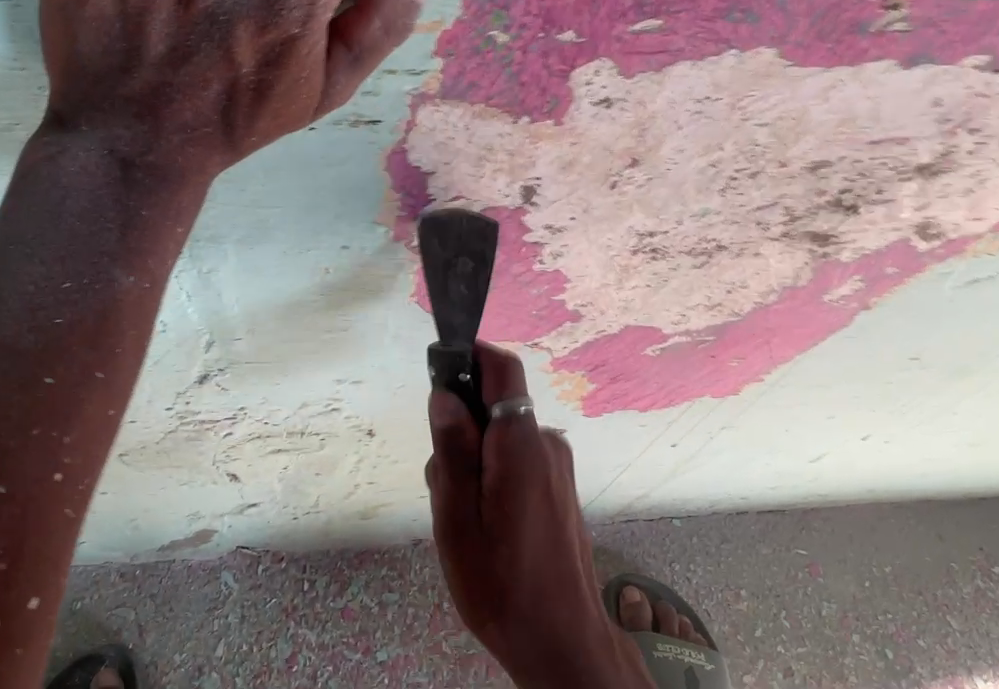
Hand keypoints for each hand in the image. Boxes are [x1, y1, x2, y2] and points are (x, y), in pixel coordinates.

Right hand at [426, 344, 653, 688]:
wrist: (562, 641)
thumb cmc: (501, 584)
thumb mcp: (457, 520)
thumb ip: (451, 451)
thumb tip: (443, 394)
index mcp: (519, 443)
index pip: (501, 367)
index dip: (468, 356)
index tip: (436, 378)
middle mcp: (545, 443)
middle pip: (493, 405)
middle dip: (460, 429)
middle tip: (445, 487)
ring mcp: (557, 465)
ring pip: (500, 437)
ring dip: (474, 459)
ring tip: (465, 519)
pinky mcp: (559, 486)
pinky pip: (516, 458)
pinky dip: (493, 475)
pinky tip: (487, 525)